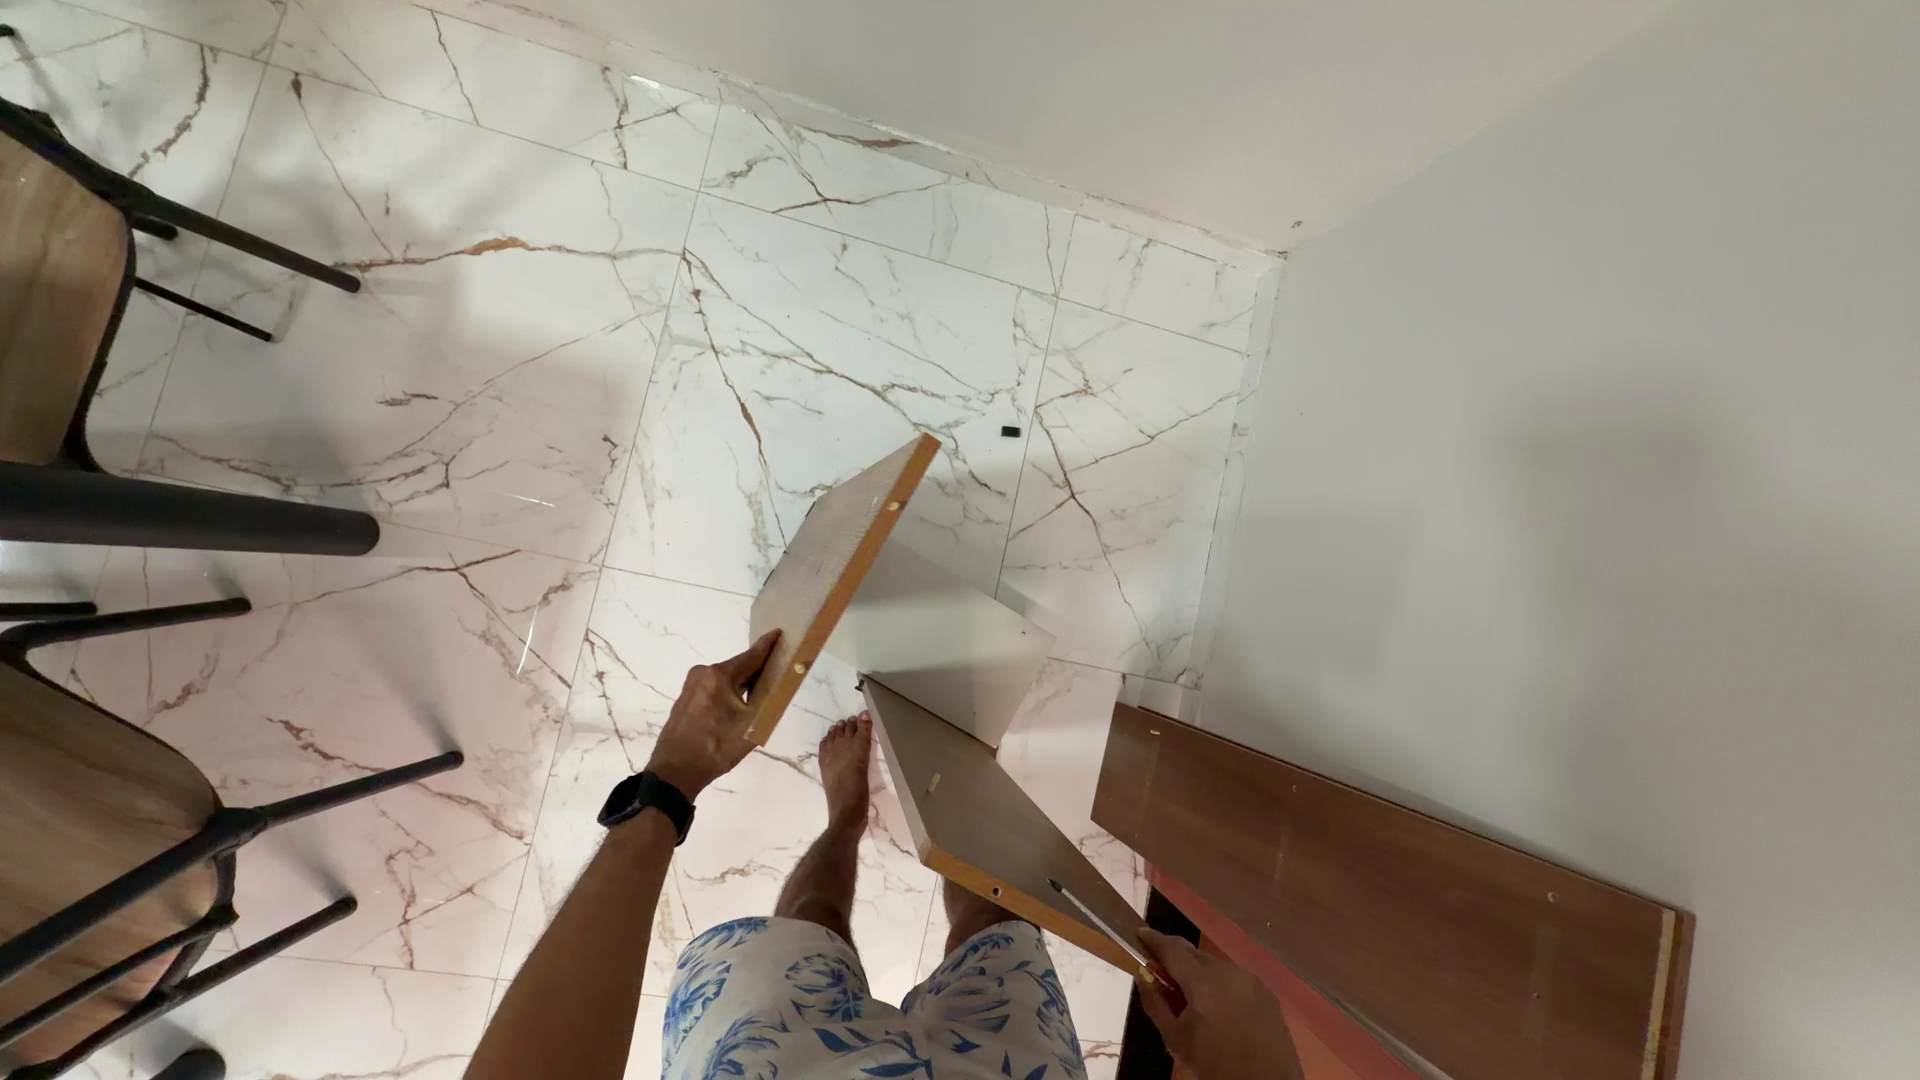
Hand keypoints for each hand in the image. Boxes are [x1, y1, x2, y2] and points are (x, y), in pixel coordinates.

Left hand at [644, 630, 780, 797]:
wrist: (675, 773)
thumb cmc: (717, 747)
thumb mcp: (753, 724)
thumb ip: (768, 698)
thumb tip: (781, 682)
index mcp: (719, 674)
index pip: (751, 655)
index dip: (768, 645)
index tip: (779, 632)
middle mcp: (702, 673)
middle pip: (738, 667)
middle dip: (757, 670)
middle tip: (777, 673)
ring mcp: (690, 687)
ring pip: (725, 680)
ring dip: (741, 685)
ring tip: (760, 695)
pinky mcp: (685, 701)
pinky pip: (713, 690)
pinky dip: (727, 694)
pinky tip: (736, 708)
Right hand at [1137, 929, 1302, 1079]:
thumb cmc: (1216, 1066)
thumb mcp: (1176, 1040)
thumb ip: (1155, 1003)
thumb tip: (1143, 975)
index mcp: (1203, 982)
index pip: (1171, 949)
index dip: (1153, 939)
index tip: (1140, 933)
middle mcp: (1227, 971)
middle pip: (1193, 953)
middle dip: (1175, 958)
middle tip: (1163, 973)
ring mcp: (1250, 979)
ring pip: (1214, 965)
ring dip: (1199, 972)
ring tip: (1194, 999)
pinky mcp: (1266, 991)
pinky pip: (1235, 977)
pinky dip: (1221, 983)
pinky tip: (1220, 1007)